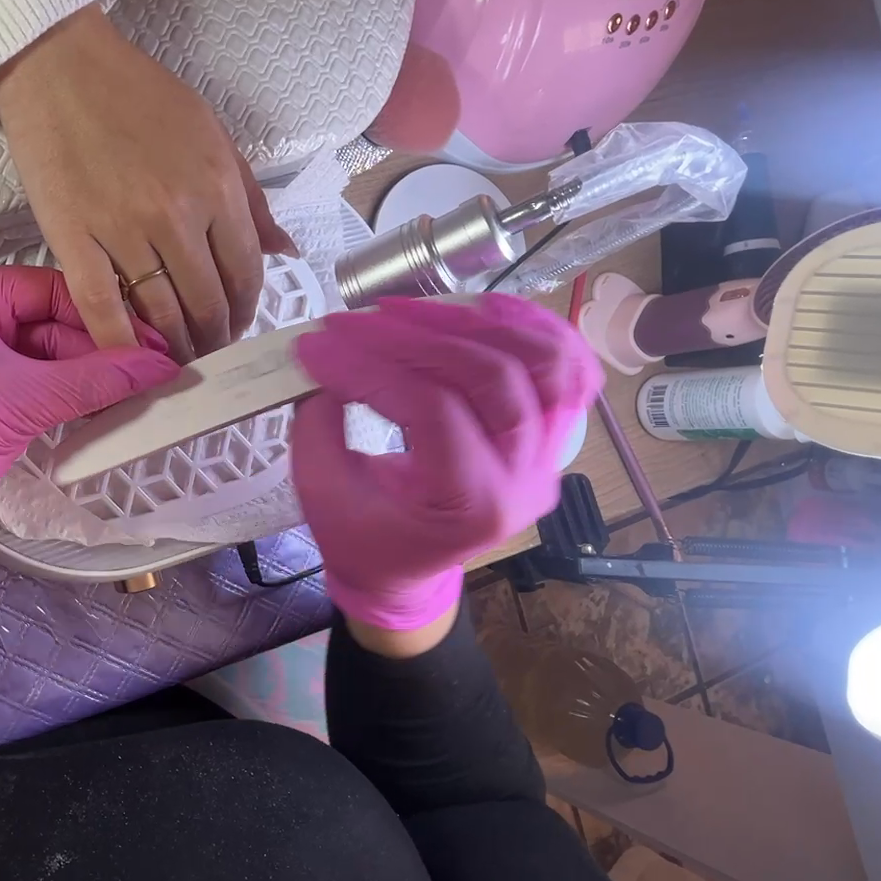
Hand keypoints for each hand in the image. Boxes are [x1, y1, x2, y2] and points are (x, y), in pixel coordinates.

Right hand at [0, 5, 295, 363]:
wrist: (60, 67)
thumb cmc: (139, 96)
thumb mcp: (212, 133)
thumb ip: (251, 198)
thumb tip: (287, 250)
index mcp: (217, 185)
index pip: (245, 272)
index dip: (244, 311)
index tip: (235, 327)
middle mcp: (178, 214)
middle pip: (207, 302)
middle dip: (213, 338)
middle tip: (205, 352)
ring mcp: (124, 230)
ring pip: (160, 313)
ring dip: (173, 348)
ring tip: (174, 361)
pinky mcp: (74, 239)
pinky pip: (102, 307)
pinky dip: (118, 344)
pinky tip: (130, 364)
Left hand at [0, 266, 180, 590]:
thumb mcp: (26, 402)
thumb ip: (96, 379)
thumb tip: (160, 365)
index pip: (51, 288)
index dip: (103, 315)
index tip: (150, 339)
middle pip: (48, 319)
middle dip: (95, 348)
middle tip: (148, 370)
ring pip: (41, 350)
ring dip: (81, 371)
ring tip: (131, 389)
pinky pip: (26, 373)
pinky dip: (58, 388)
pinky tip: (95, 401)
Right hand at [291, 296, 603, 631]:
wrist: (400, 572)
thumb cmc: (359, 538)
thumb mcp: (320, 491)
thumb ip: (319, 423)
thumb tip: (325, 354)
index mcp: (468, 503)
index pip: (429, 410)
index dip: (369, 367)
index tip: (316, 345)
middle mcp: (524, 477)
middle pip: (491, 376)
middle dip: (416, 335)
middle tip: (355, 321)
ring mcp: (547, 454)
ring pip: (541, 361)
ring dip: (470, 324)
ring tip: (406, 311)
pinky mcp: (548, 435)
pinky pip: (564, 368)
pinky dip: (529, 328)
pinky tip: (480, 308)